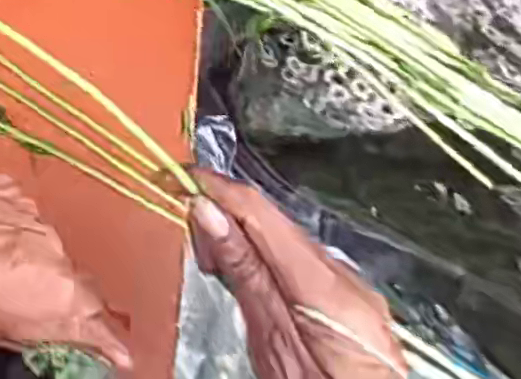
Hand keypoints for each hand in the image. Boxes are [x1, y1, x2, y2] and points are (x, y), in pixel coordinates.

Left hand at [0, 175, 131, 369]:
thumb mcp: (5, 329)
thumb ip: (56, 330)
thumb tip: (99, 344)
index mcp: (58, 285)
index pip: (98, 314)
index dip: (100, 331)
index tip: (106, 343)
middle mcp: (49, 242)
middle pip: (72, 273)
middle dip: (58, 288)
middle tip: (30, 299)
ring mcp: (26, 209)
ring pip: (46, 239)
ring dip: (32, 253)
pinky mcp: (2, 186)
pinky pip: (20, 211)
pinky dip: (11, 224)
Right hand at [189, 169, 405, 378]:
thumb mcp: (274, 343)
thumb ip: (244, 274)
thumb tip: (204, 209)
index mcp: (328, 287)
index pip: (258, 209)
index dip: (212, 186)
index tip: (172, 178)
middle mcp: (344, 277)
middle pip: (266, 217)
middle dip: (219, 215)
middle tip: (194, 247)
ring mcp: (349, 287)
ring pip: (275, 233)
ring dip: (233, 234)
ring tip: (213, 268)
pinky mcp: (343, 298)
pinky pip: (288, 256)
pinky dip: (254, 254)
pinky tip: (239, 276)